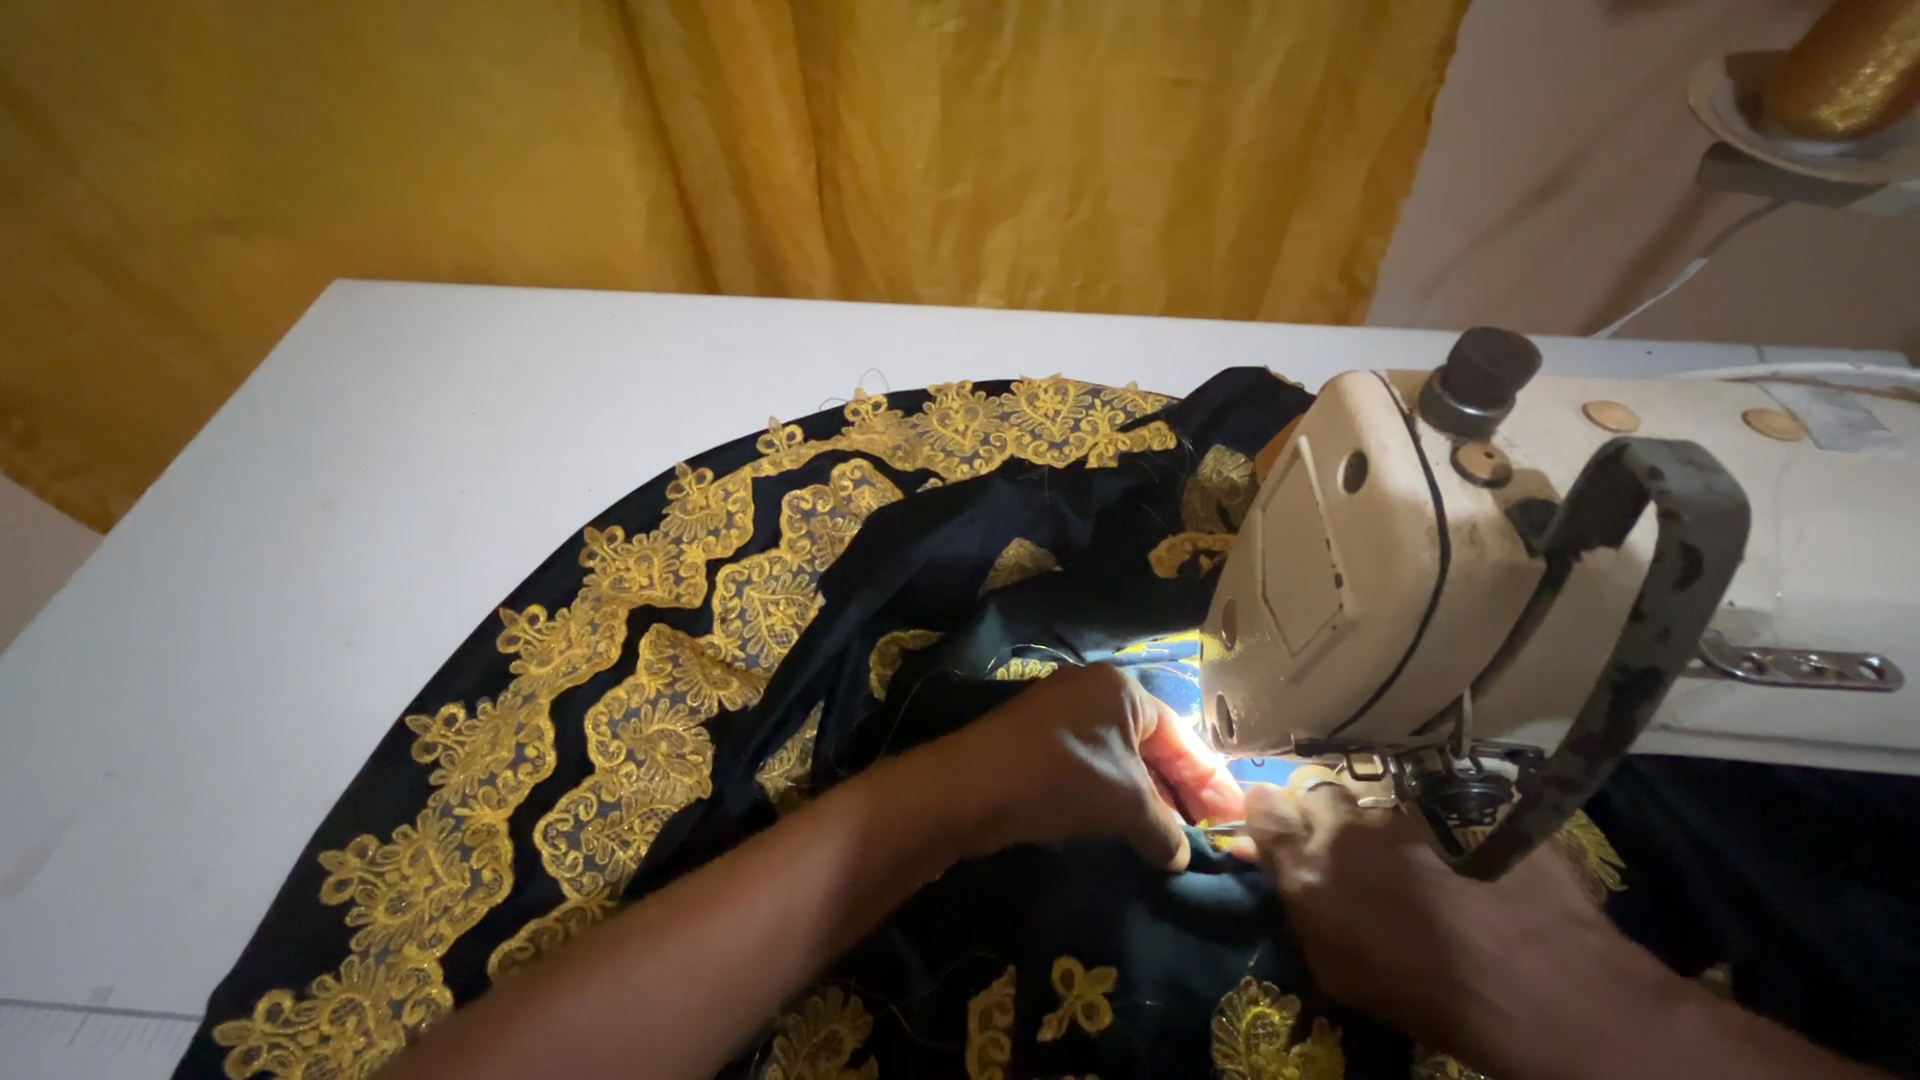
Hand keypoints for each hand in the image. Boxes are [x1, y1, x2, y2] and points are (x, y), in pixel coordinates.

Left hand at [940, 664, 1243, 869]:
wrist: (969, 785)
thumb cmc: (1062, 778)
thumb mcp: (1126, 804)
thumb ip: (1165, 829)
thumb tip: (1181, 854)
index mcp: (1123, 689)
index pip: (1183, 737)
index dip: (1211, 781)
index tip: (1236, 819)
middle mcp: (1093, 690)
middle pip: (1152, 745)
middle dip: (1180, 791)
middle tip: (1208, 834)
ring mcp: (1060, 713)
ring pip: (1120, 759)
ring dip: (1146, 799)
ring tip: (1171, 840)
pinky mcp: (1035, 739)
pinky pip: (1090, 766)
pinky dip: (1112, 796)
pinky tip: (1126, 829)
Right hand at [1243, 779, 1675, 1076]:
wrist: (1539, 986)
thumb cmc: (1424, 996)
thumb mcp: (1339, 972)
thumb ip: (1302, 910)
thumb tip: (1283, 873)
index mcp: (1307, 867)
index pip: (1264, 808)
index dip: (1268, 809)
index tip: (1276, 815)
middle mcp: (1345, 826)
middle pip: (1316, 791)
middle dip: (1323, 809)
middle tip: (1347, 840)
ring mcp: (1404, 810)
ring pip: (1375, 797)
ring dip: (1380, 818)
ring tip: (1410, 850)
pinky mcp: (1453, 802)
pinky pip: (1430, 802)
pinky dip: (1433, 821)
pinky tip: (1455, 852)